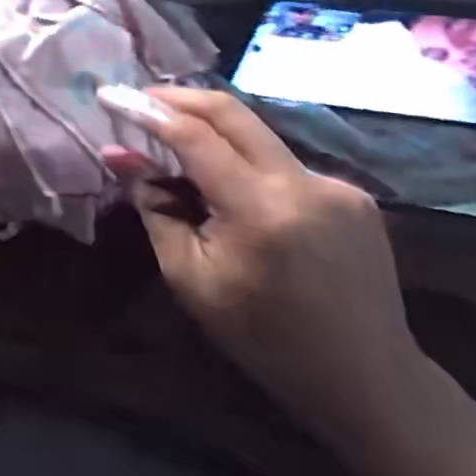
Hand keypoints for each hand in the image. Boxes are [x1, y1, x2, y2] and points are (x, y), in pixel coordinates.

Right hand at [102, 87, 419, 433]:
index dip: (147, 111)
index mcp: (261, 210)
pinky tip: (231, 188)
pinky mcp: (352, 193)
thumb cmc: (262, 337)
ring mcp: (335, 185)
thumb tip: (117, 155)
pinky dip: (246, 162)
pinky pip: (282, 162)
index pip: (194, 136)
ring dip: (211, 131)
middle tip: (139, 98)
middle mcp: (303, 184)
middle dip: (178, 99)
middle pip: (231, 113)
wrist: (367, 380)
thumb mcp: (189, 276)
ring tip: (174, 144)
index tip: (109, 96)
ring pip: (257, 136)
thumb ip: (154, 206)